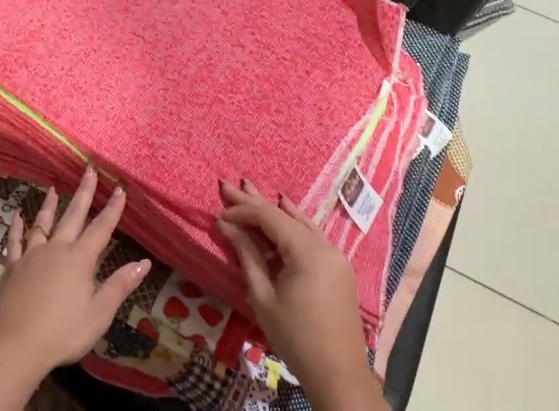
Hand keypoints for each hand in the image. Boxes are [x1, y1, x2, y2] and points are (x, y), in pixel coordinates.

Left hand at [0, 166, 150, 374]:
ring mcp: (32, 255)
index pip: (101, 229)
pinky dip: (16, 227)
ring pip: (42, 223)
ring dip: (50, 205)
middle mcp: (56, 249)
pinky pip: (15, 241)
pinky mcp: (13, 266)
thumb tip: (143, 263)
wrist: (18, 342)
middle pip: (73, 216)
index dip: (113, 209)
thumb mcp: (99, 313)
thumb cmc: (65, 331)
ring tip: (54, 188)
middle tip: (89, 170)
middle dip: (84, 193)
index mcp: (80, 259)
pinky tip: (16, 216)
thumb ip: (119, 285)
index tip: (120, 189)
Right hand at [218, 180, 380, 410]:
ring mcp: (336, 256)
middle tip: (228, 185)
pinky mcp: (339, 269)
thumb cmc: (295, 337)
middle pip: (284, 215)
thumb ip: (247, 255)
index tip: (219, 214)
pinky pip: (313, 235)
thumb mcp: (263, 296)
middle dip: (254, 202)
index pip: (269, 217)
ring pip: (300, 222)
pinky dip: (294, 223)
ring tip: (251, 190)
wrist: (339, 374)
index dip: (242, 212)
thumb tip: (226, 225)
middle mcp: (325, 246)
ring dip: (275, 209)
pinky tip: (286, 211)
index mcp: (306, 252)